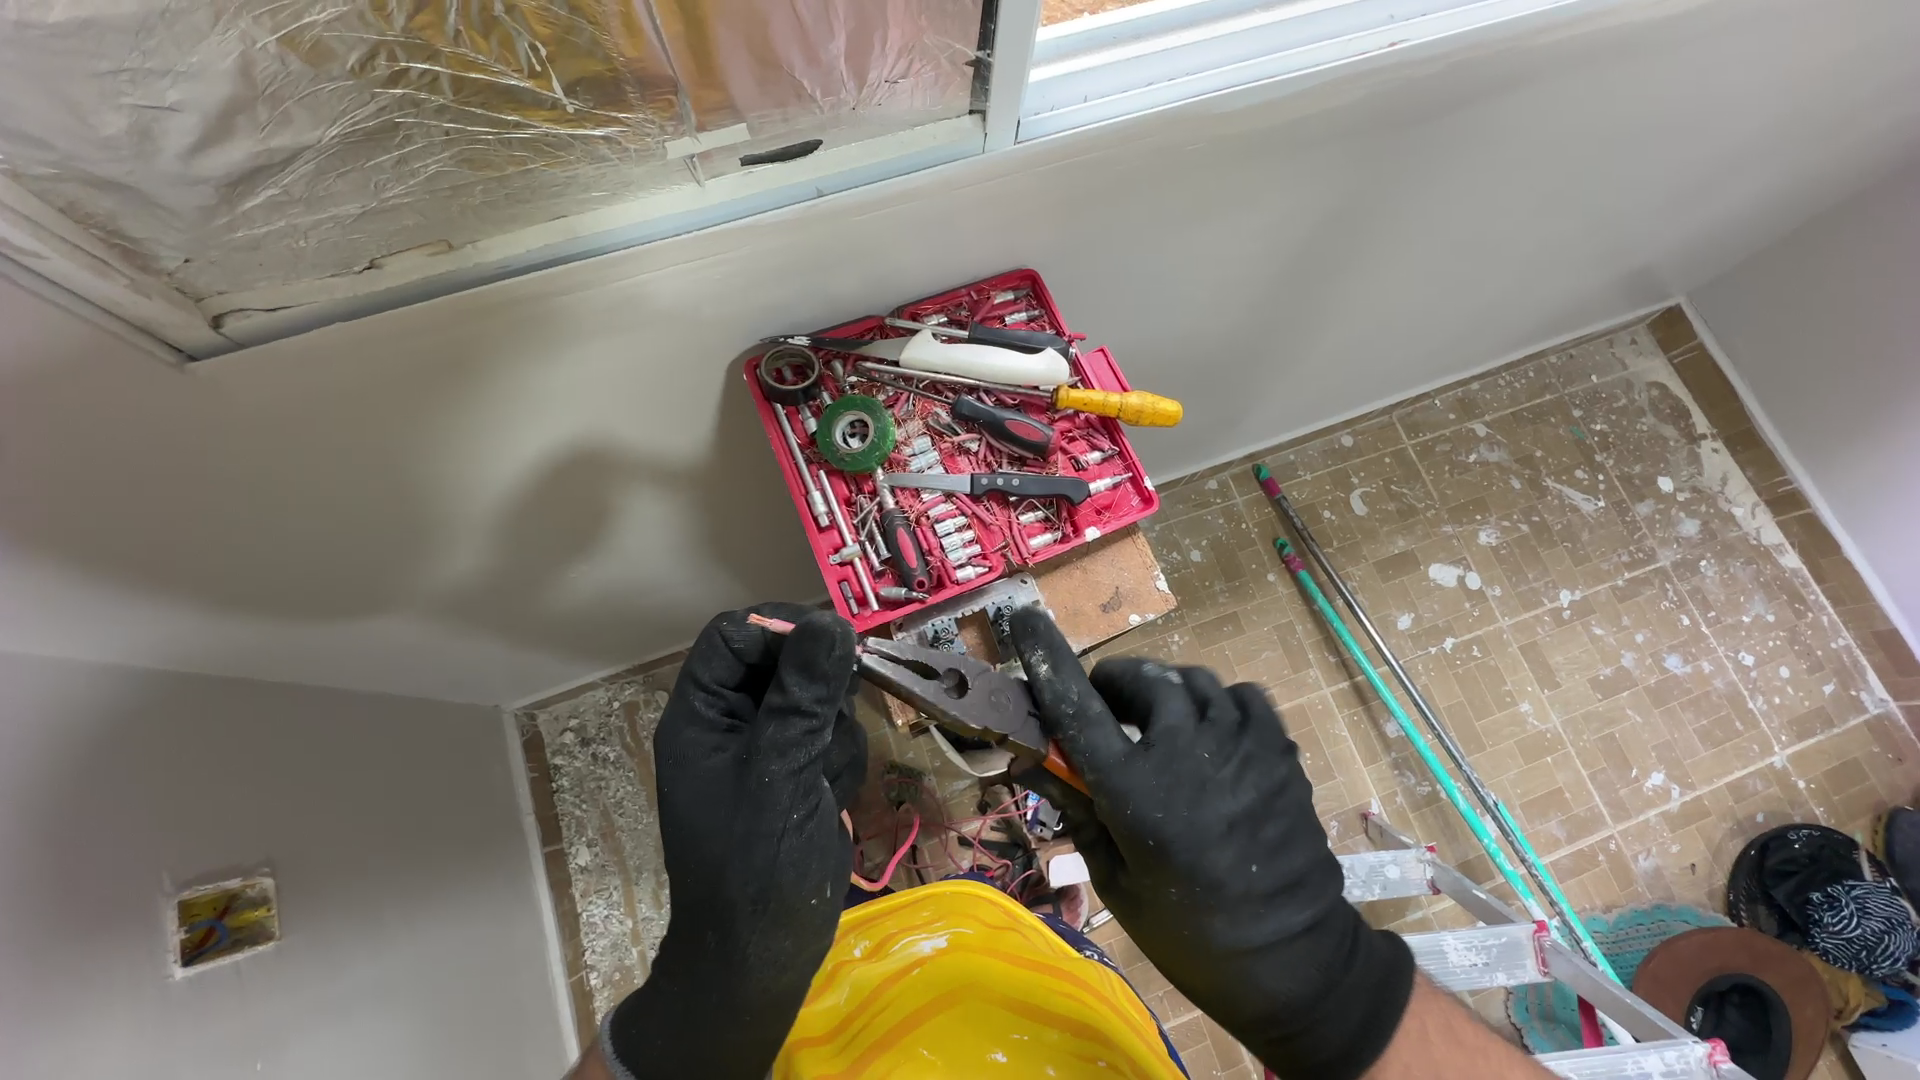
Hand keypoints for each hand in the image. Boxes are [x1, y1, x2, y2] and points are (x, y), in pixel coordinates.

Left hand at [599, 604, 866, 1079]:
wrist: (764, 952)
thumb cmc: (754, 864)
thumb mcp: (778, 772)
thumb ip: (803, 696)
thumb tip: (831, 623)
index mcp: (703, 713)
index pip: (735, 636)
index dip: (779, 629)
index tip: (829, 646)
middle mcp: (733, 720)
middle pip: (785, 658)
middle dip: (819, 688)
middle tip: (832, 720)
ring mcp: (769, 745)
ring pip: (818, 695)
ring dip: (833, 729)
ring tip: (823, 777)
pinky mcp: (800, 768)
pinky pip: (832, 732)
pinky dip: (840, 758)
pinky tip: (830, 796)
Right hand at [1010, 606, 1413, 1079]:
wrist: (1290, 958)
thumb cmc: (1186, 931)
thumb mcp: (1113, 876)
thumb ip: (1073, 807)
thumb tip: (1026, 760)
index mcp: (1135, 790)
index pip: (1076, 705)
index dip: (1045, 656)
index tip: (1024, 617)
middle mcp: (1187, 751)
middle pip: (1139, 680)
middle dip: (1113, 688)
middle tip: (1108, 715)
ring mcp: (1240, 743)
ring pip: (1189, 681)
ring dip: (1162, 695)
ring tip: (1160, 729)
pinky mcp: (1278, 747)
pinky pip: (1238, 694)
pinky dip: (1214, 703)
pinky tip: (1209, 736)